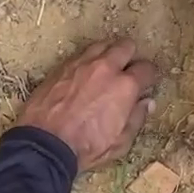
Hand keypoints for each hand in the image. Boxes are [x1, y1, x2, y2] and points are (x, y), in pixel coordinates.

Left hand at [14, 39, 159, 172]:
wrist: (44, 144)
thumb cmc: (86, 147)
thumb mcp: (120, 142)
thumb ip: (136, 119)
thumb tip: (147, 103)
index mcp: (125, 86)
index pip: (146, 69)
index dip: (149, 77)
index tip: (146, 83)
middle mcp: (106, 68)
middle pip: (125, 46)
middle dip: (131, 56)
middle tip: (127, 70)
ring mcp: (81, 64)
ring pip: (102, 44)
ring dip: (108, 53)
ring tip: (106, 67)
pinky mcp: (61, 67)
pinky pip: (81, 54)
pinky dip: (88, 60)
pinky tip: (85, 73)